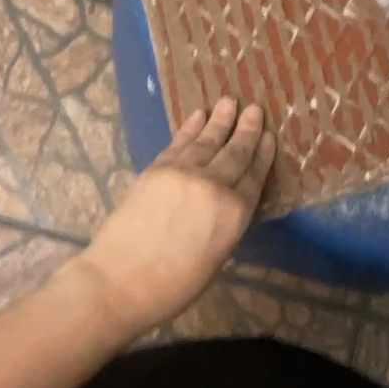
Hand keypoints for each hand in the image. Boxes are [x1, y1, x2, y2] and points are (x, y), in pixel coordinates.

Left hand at [77, 97, 275, 333]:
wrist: (119, 281)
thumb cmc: (173, 286)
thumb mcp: (216, 258)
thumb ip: (226, 223)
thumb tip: (227, 203)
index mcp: (235, 213)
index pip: (255, 176)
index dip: (262, 154)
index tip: (269, 135)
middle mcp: (215, 186)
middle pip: (236, 152)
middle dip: (247, 129)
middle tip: (255, 108)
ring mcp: (184, 173)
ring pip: (208, 140)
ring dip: (221, 119)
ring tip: (230, 101)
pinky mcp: (158, 168)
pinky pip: (180, 142)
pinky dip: (190, 127)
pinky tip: (199, 115)